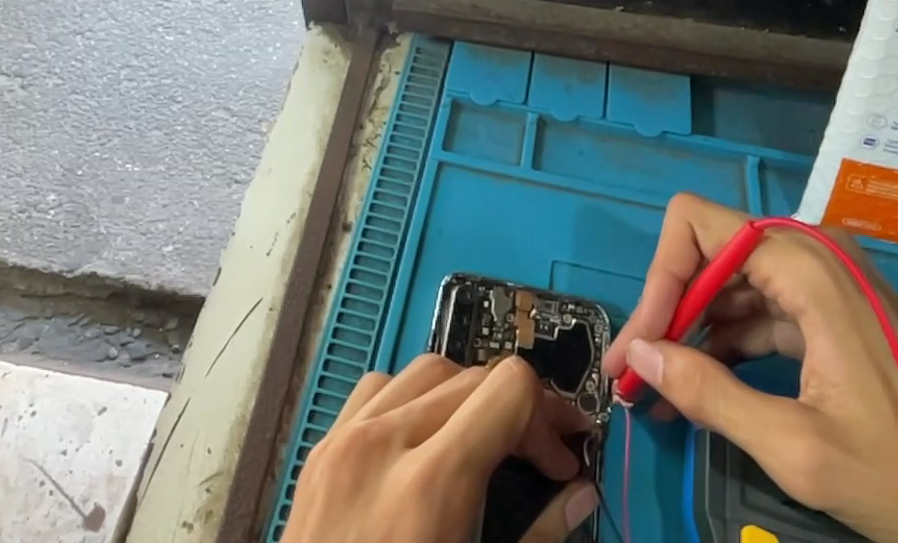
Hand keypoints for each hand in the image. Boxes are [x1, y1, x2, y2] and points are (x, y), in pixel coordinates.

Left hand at [282, 353, 598, 542]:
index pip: (508, 390)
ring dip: (465, 395)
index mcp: (429, 485)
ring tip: (484, 439)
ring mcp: (343, 441)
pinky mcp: (319, 450)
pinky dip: (411, 398)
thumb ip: (537, 536)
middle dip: (517, 410)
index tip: (559, 460)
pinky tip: (423, 436)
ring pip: (425, 371)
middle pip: (473, 377)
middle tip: (539, 454)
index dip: (548, 419)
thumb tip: (577, 495)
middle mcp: (383, 445)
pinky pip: (376, 390)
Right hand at [603, 194, 897, 542]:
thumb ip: (708, 393)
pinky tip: (701, 391)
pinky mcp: (840, 315)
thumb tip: (638, 358)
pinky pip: (764, 312)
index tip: (640, 348)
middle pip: (709, 254)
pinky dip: (727, 347)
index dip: (658, 282)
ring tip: (657, 393)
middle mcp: (815, 256)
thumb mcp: (798, 446)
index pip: (696, 227)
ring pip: (733, 285)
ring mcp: (831, 284)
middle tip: (633, 375)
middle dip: (667, 312)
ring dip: (692, 334)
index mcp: (806, 266)